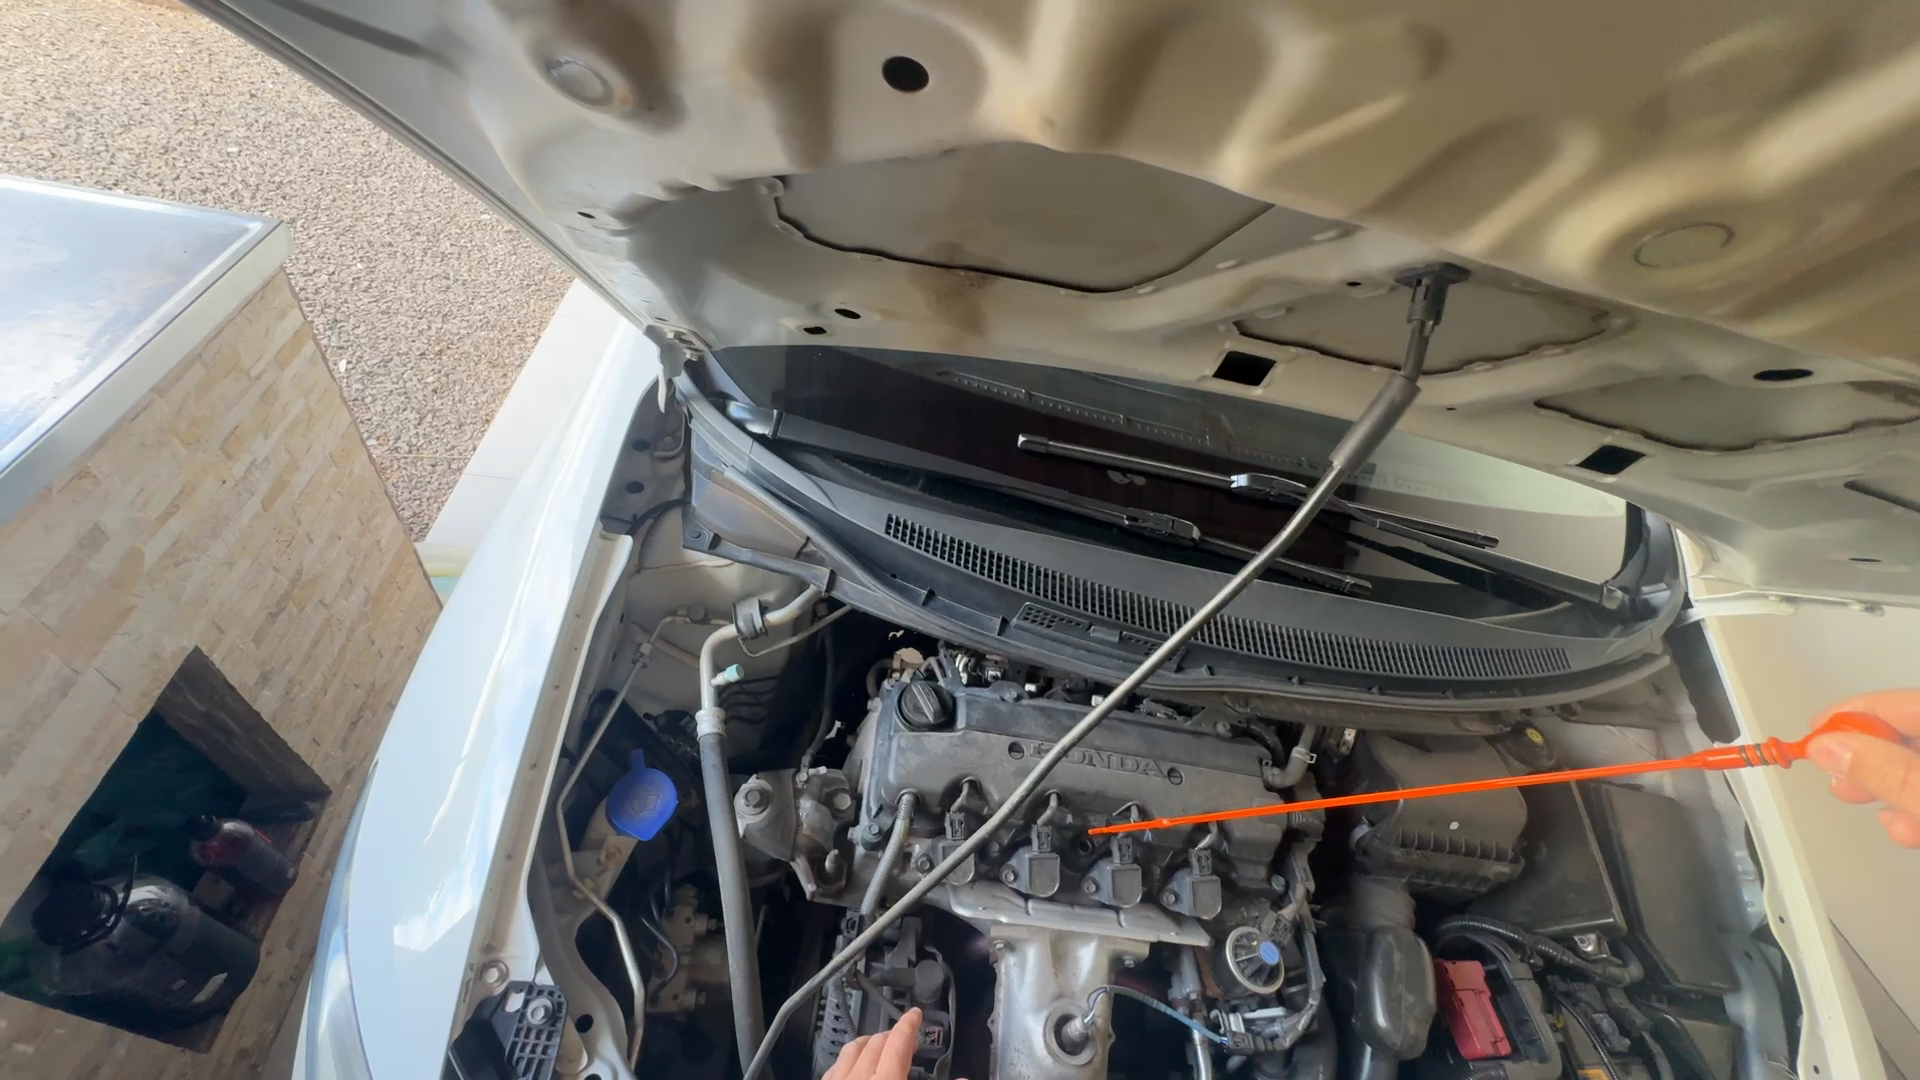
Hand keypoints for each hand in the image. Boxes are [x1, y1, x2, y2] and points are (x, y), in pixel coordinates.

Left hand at [824, 1008, 923, 1079]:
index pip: (898, 1043)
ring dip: (869, 1043)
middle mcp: (856, 1078)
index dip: (909, 1025)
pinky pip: (834, 1066)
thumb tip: (940, 1068)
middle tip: (906, 1041)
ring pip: (852, 1048)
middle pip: (876, 1042)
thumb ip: (917, 1077)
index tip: (915, 1014)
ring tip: (880, 1048)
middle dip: (893, 1036)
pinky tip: (853, 1067)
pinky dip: (847, 1060)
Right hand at [1807, 690, 1919, 847]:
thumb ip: (1889, 773)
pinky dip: (1917, 802)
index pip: (1896, 705)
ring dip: (1892, 790)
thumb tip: (1824, 747)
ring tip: (1888, 822)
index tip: (1811, 738)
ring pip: (1919, 766)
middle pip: (1907, 736)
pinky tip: (1911, 827)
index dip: (1849, 717)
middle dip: (1867, 761)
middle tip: (1840, 784)